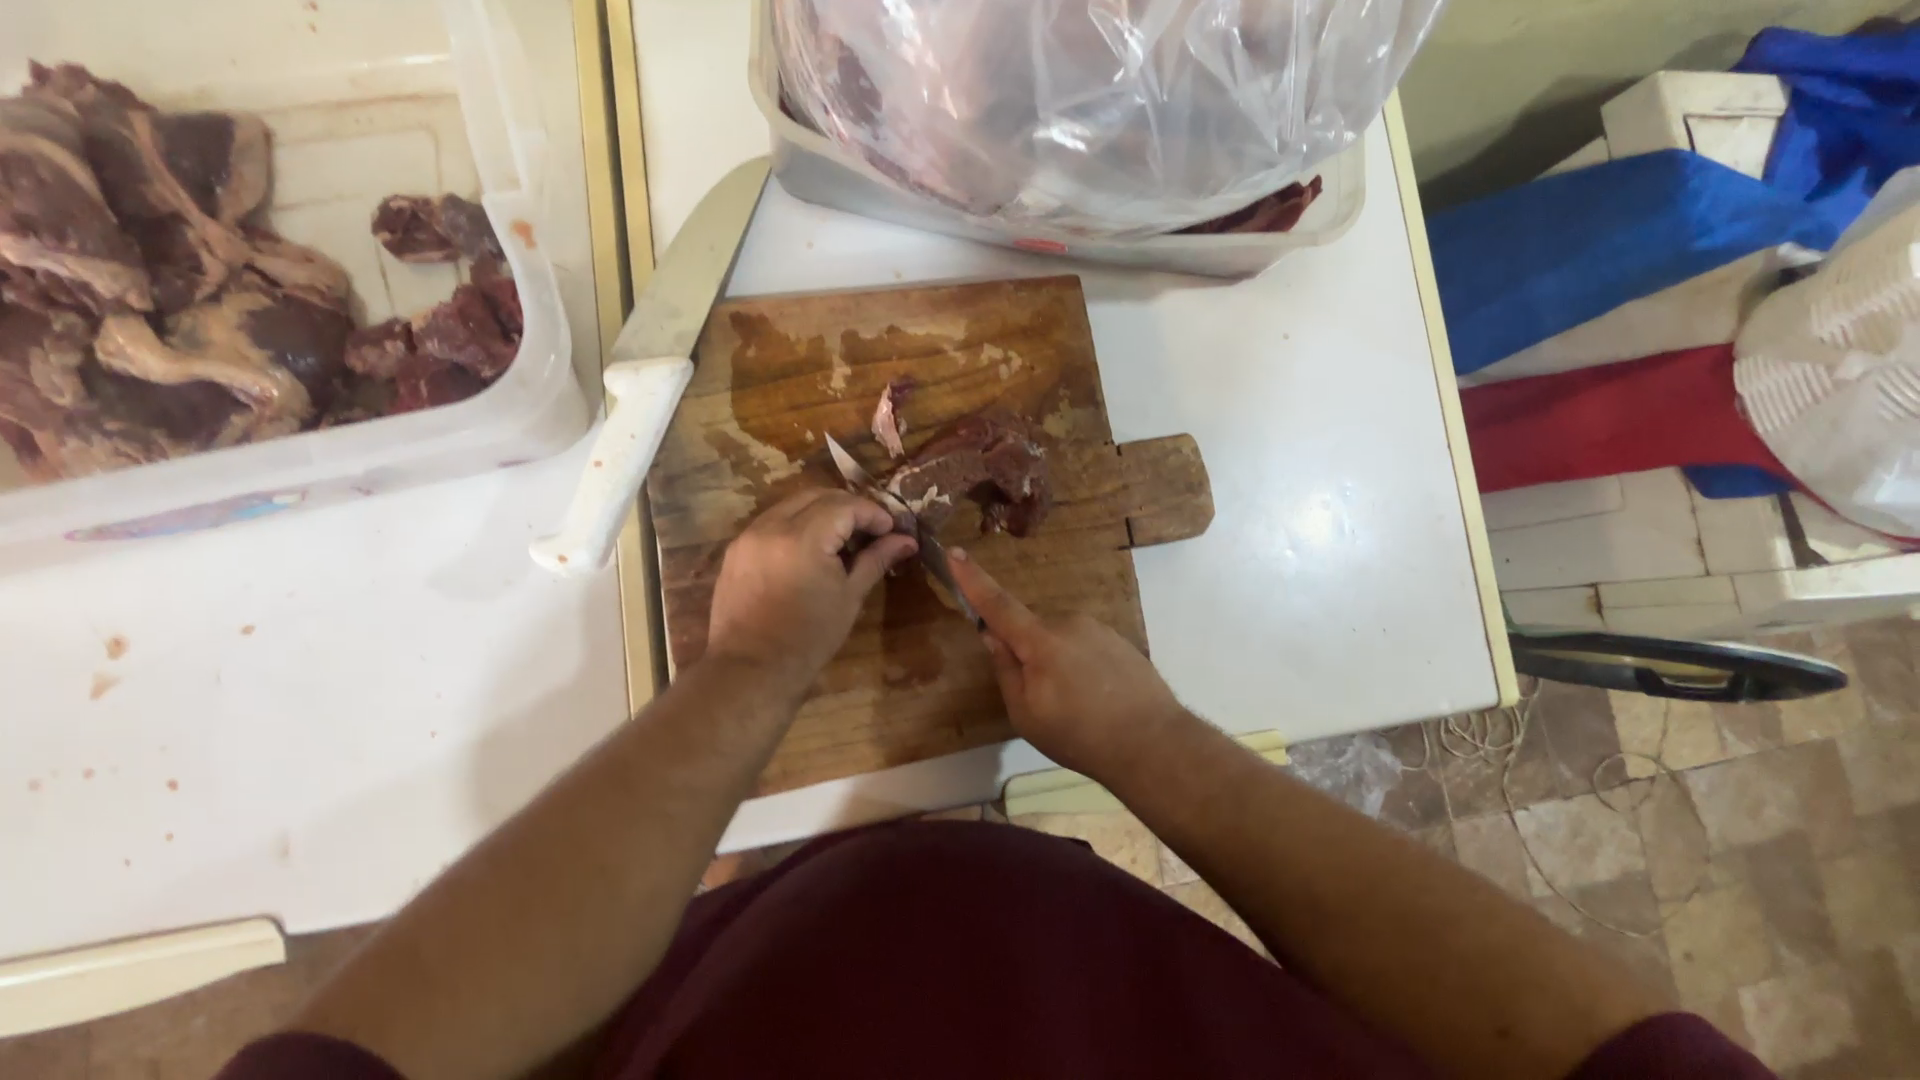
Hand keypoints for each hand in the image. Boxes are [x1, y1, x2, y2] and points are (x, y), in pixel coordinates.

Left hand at [705, 490, 916, 692]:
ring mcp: (749, 535)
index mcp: (803, 538)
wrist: (751, 668)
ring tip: (842, 537)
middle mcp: (772, 526)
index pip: (844, 505)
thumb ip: (875, 560)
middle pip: (816, 495)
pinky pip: (772, 521)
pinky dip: (796, 524)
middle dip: (847, 506)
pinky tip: (811, 548)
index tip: (891, 529)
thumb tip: (906, 541)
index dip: (872, 513)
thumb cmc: (809, 638)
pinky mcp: (736, 549)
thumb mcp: (849, 597)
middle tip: (871, 529)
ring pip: (791, 504)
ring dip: (821, 511)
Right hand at [948, 548, 1190, 775]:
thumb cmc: (1079, 734)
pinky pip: (1087, 650)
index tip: (955, 551)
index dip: (973, 580)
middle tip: (1045, 702)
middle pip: (1033, 632)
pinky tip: (1100, 703)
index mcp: (1041, 640)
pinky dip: (1084, 671)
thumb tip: (993, 635)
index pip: (998, 604)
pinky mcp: (1122, 643)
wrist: (1153, 743)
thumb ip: (1005, 669)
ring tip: (1078, 709)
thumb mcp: (1026, 713)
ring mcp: (1101, 630)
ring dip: (1060, 666)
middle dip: (1029, 657)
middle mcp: (1070, 623)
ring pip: (1062, 642)